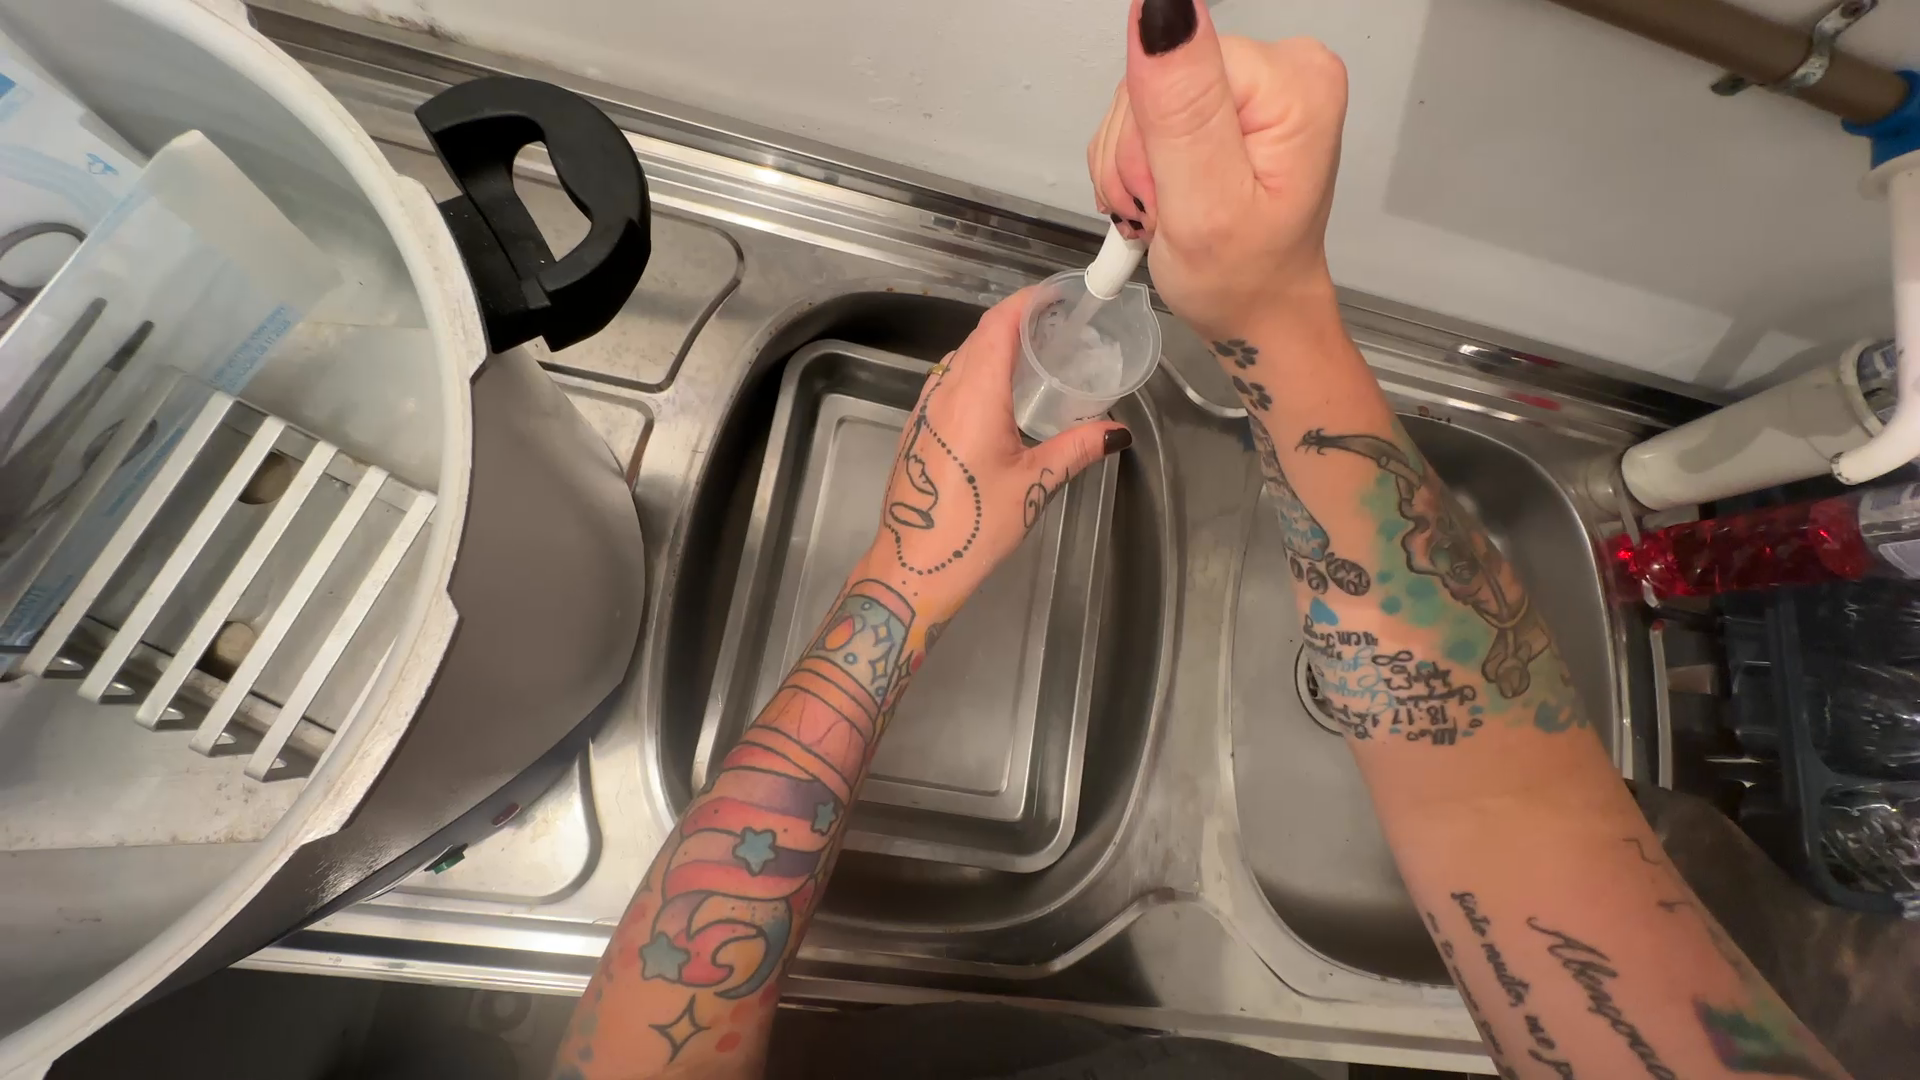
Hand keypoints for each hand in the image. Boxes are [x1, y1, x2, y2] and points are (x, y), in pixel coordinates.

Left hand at [861, 289, 1128, 618]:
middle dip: (1016, 320)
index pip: (998, 325)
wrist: (914, 564)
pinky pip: (947, 381)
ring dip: (994, 345)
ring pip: (959, 358)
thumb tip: (1116, 432)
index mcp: (974, 396)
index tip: (1057, 295)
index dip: (1027, 301)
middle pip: (978, 336)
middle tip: (1058, 326)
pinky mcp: (917, 428)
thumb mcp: (1033, 486)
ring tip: (1032, 354)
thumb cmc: (974, 526)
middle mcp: (944, 393)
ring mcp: (925, 409)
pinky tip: (998, 392)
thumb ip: (1076, 449)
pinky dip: (975, 370)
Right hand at [1087, 0, 1347, 336]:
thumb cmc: (1237, 279)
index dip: (1143, 138)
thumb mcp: (1203, 204)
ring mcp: (1248, 89)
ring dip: (1128, 168)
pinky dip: (1132, 168)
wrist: (1252, 311)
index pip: (1175, 65)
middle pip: (1155, 79)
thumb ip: (1180, 108)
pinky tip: (1155, 200)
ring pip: (1139, 101)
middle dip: (1134, 158)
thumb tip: (1159, 8)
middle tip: (1158, 213)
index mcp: (1289, 84)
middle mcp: (1276, 71)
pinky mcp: (1221, 109)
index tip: (1160, 199)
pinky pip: (1144, 116)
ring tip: (1158, 213)